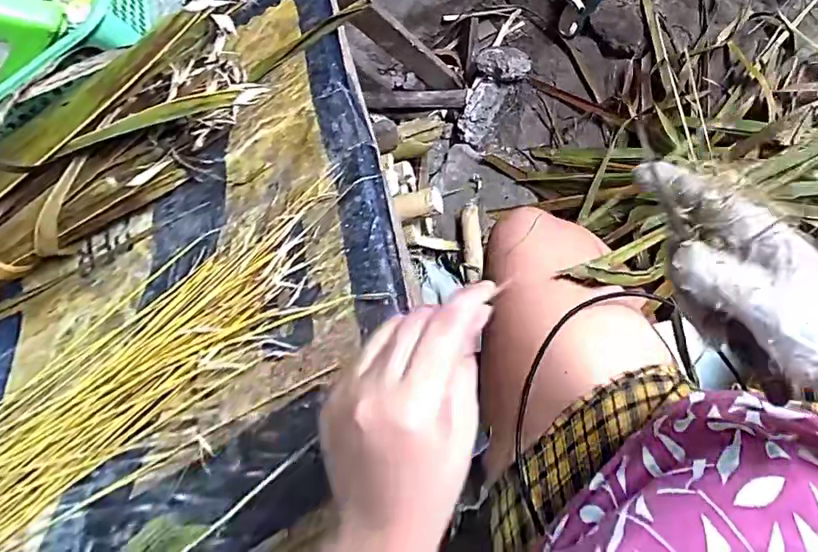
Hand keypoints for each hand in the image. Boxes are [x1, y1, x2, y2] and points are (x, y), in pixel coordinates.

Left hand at [319, 282, 495, 551]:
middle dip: (445, 311)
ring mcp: (346, 393)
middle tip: (465, 320)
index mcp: (414, 404)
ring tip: (435, 339)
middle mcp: (374, 391)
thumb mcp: (464, 426)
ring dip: (417, 323)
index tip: (486, 288)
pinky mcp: (331, 397)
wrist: (377, 530)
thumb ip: (465, 364)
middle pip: (415, 320)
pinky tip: (405, 361)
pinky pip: (367, 349)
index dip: (468, 299)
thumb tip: (474, 315)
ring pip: (388, 327)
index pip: (444, 327)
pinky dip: (391, 344)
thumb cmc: (434, 483)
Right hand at [637, 161, 817, 391]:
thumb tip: (677, 255)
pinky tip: (728, 339)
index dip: (671, 183)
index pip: (703, 196)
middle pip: (688, 241)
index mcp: (752, 229)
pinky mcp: (743, 296)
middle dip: (684, 275)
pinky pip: (707, 298)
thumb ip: (717, 277)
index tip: (642, 175)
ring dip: (698, 305)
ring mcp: (743, 269)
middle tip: (703, 312)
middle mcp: (743, 243)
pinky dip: (709, 320)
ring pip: (693, 274)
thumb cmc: (815, 323)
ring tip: (724, 334)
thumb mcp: (764, 302)